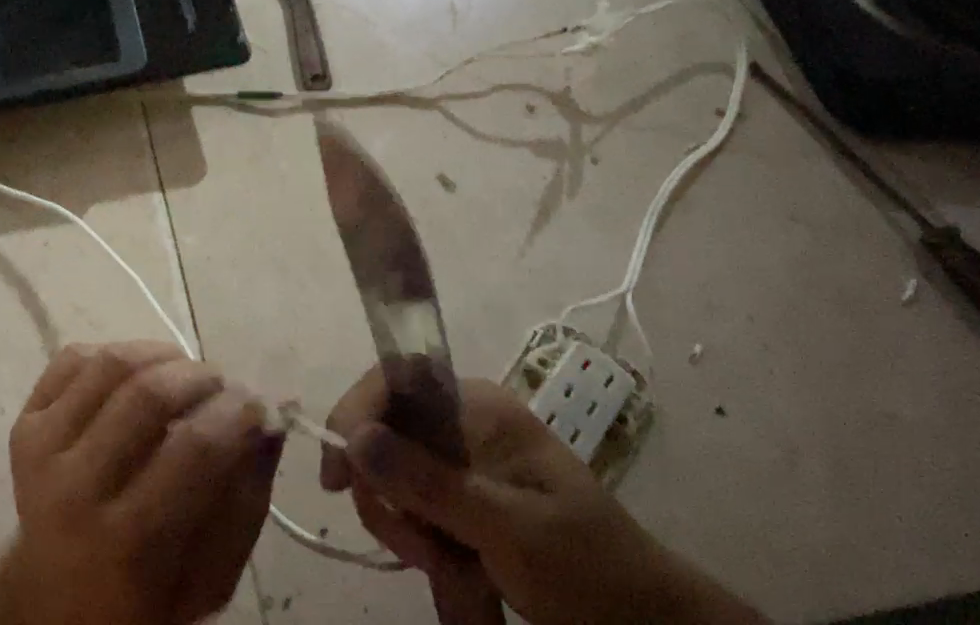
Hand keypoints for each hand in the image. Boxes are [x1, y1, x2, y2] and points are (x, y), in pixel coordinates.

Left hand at [0, 340, 283, 624]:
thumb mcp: (211, 575)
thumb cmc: (146, 595)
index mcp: (129, 541)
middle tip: (223, 386)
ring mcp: (41, 449)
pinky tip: (139, 371)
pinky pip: (71, 359)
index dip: (237, 413)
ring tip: (186, 372)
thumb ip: (245, 499)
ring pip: (109, 365)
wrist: (55, 599)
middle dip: (201, 377)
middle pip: (147, 395)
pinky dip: (114, 352)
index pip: (195, 449)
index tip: (257, 405)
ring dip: (161, 355)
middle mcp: (76, 488)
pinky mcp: (23, 424)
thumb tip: (270, 419)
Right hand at [320, 367, 767, 624]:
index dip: (355, 414)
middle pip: (382, 431)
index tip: (337, 476)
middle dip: (383, 490)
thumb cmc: (585, 566)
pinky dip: (412, 535)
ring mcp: (461, 459)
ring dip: (399, 522)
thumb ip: (431, 483)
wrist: (642, 619)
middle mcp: (463, 421)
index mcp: (480, 407)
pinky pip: (407, 501)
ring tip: (440, 562)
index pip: (394, 379)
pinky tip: (441, 562)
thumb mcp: (509, 529)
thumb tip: (354, 437)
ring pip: (387, 472)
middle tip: (415, 546)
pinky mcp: (459, 493)